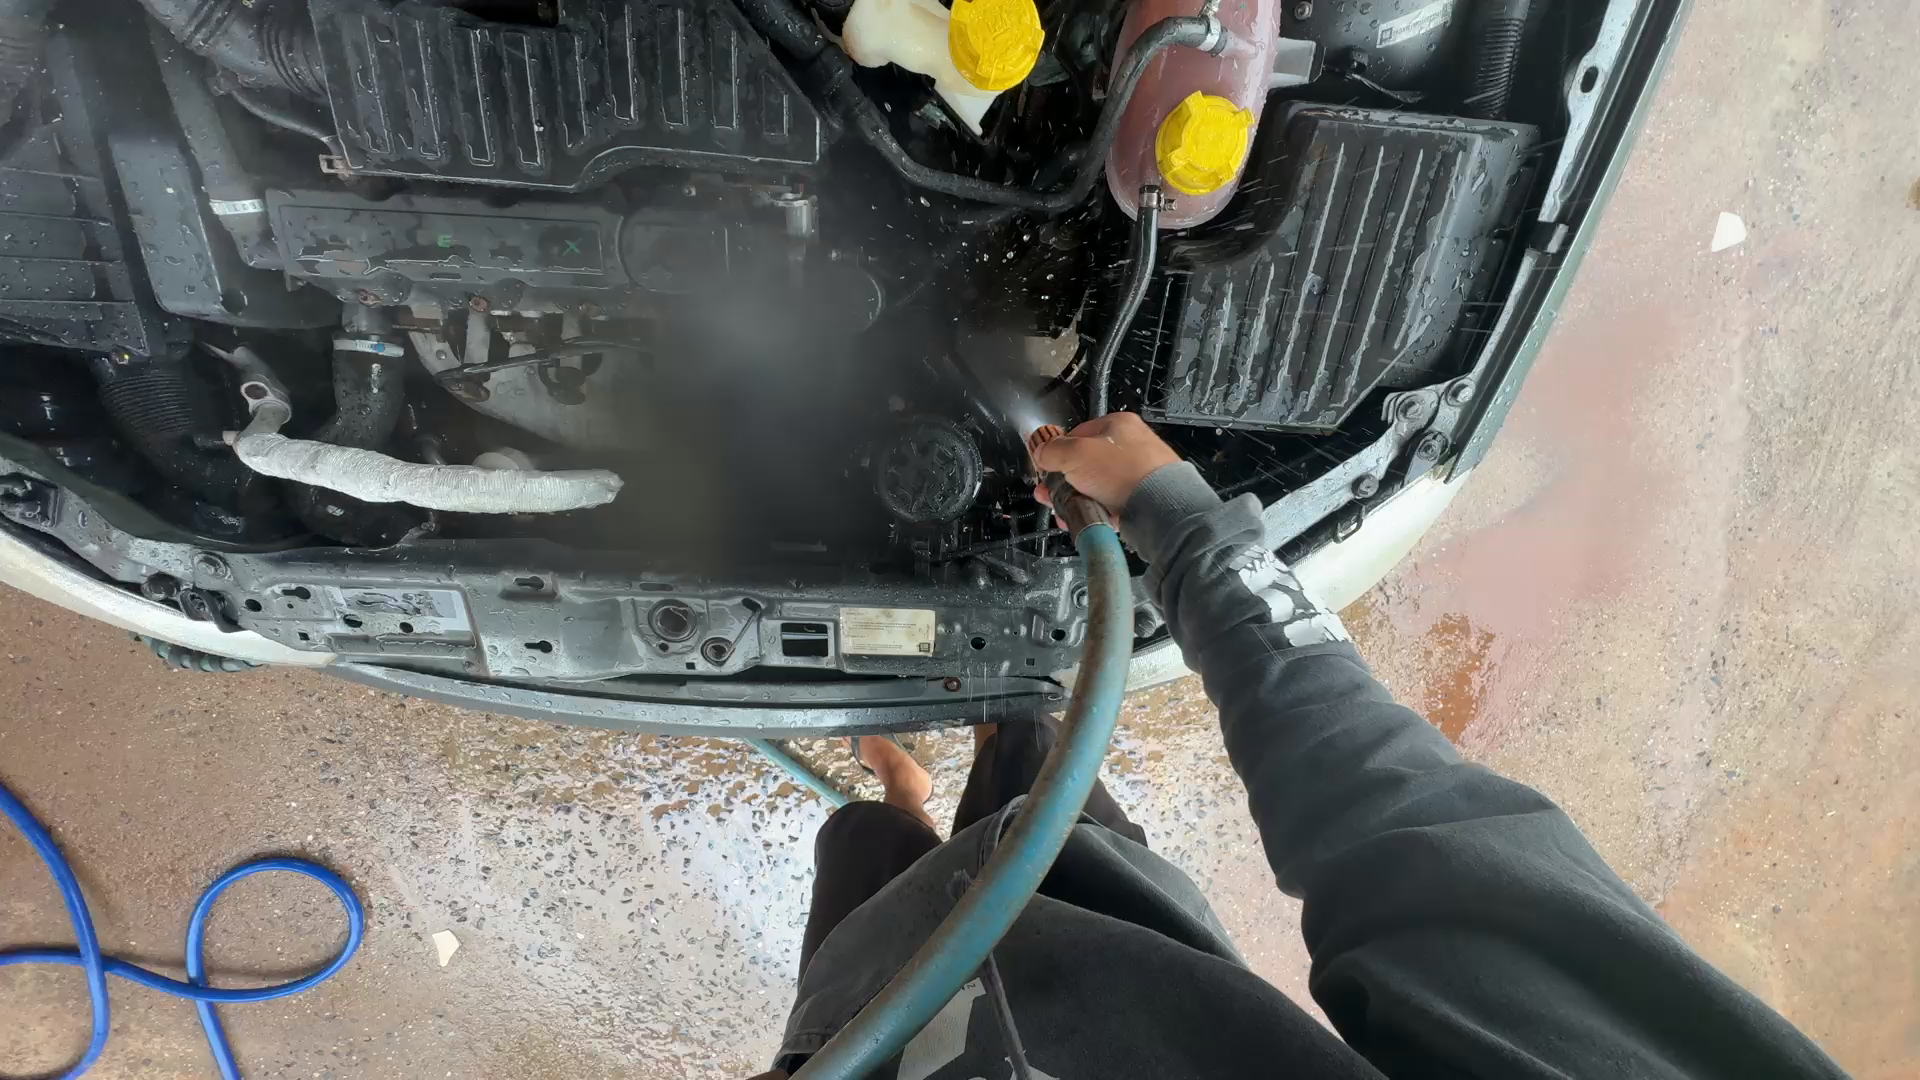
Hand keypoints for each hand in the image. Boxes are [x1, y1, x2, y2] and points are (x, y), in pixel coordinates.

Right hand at [1030, 412, 1180, 515]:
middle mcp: (1130, 445)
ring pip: (1095, 485)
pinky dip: (1094, 510)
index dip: (1057, 453)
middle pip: (1084, 463)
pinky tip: (1083, 518)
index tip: (1045, 469)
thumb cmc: (1122, 472)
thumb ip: (1052, 450)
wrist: (1159, 507)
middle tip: (1048, 494)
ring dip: (1075, 498)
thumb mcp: (1075, 454)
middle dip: (1062, 482)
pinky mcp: (1140, 498)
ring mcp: (1137, 473)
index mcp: (1117, 425)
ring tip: (1063, 512)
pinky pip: (1109, 503)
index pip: (1076, 434)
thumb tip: (1039, 451)